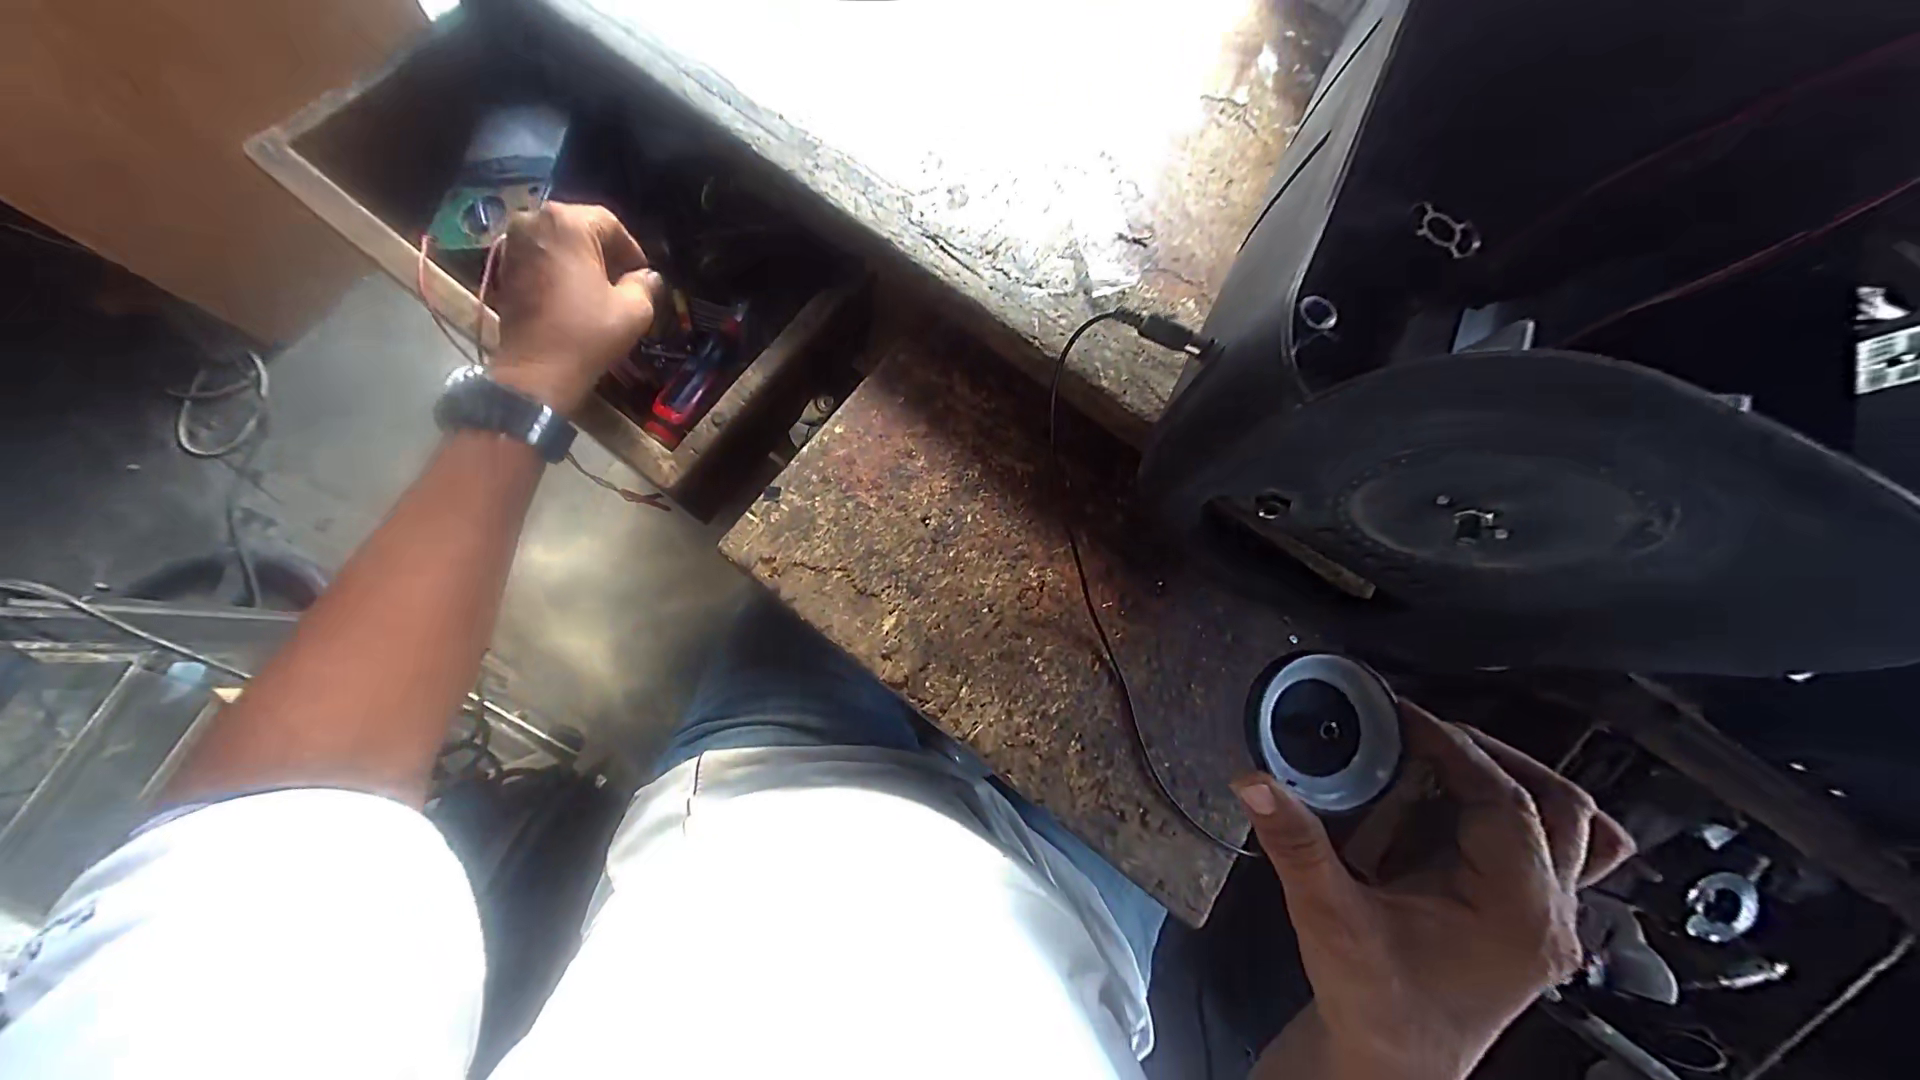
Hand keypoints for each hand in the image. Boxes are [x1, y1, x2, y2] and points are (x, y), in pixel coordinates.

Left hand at [488, 201, 663, 414]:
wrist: (538, 368)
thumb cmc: (589, 333)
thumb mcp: (634, 310)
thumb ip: (645, 284)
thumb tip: (649, 277)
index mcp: (568, 223)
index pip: (610, 223)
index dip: (632, 250)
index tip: (643, 276)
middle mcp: (534, 220)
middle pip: (581, 228)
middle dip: (606, 252)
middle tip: (624, 282)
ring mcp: (513, 242)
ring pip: (559, 242)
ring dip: (582, 261)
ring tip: (600, 290)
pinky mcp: (504, 265)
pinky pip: (541, 257)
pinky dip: (560, 270)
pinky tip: (575, 296)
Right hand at [1237, 702, 1633, 1079]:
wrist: (1392, 1060)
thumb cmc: (1370, 997)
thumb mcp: (1328, 919)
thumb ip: (1295, 845)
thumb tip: (1252, 779)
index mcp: (1517, 912)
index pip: (1507, 803)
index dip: (1453, 746)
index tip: (1398, 713)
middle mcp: (1551, 913)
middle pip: (1562, 808)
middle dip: (1490, 754)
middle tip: (1422, 731)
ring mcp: (1548, 919)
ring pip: (1579, 831)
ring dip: (1520, 781)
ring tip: (1452, 757)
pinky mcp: (1528, 920)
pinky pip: (1556, 851)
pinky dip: (1520, 812)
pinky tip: (1461, 804)